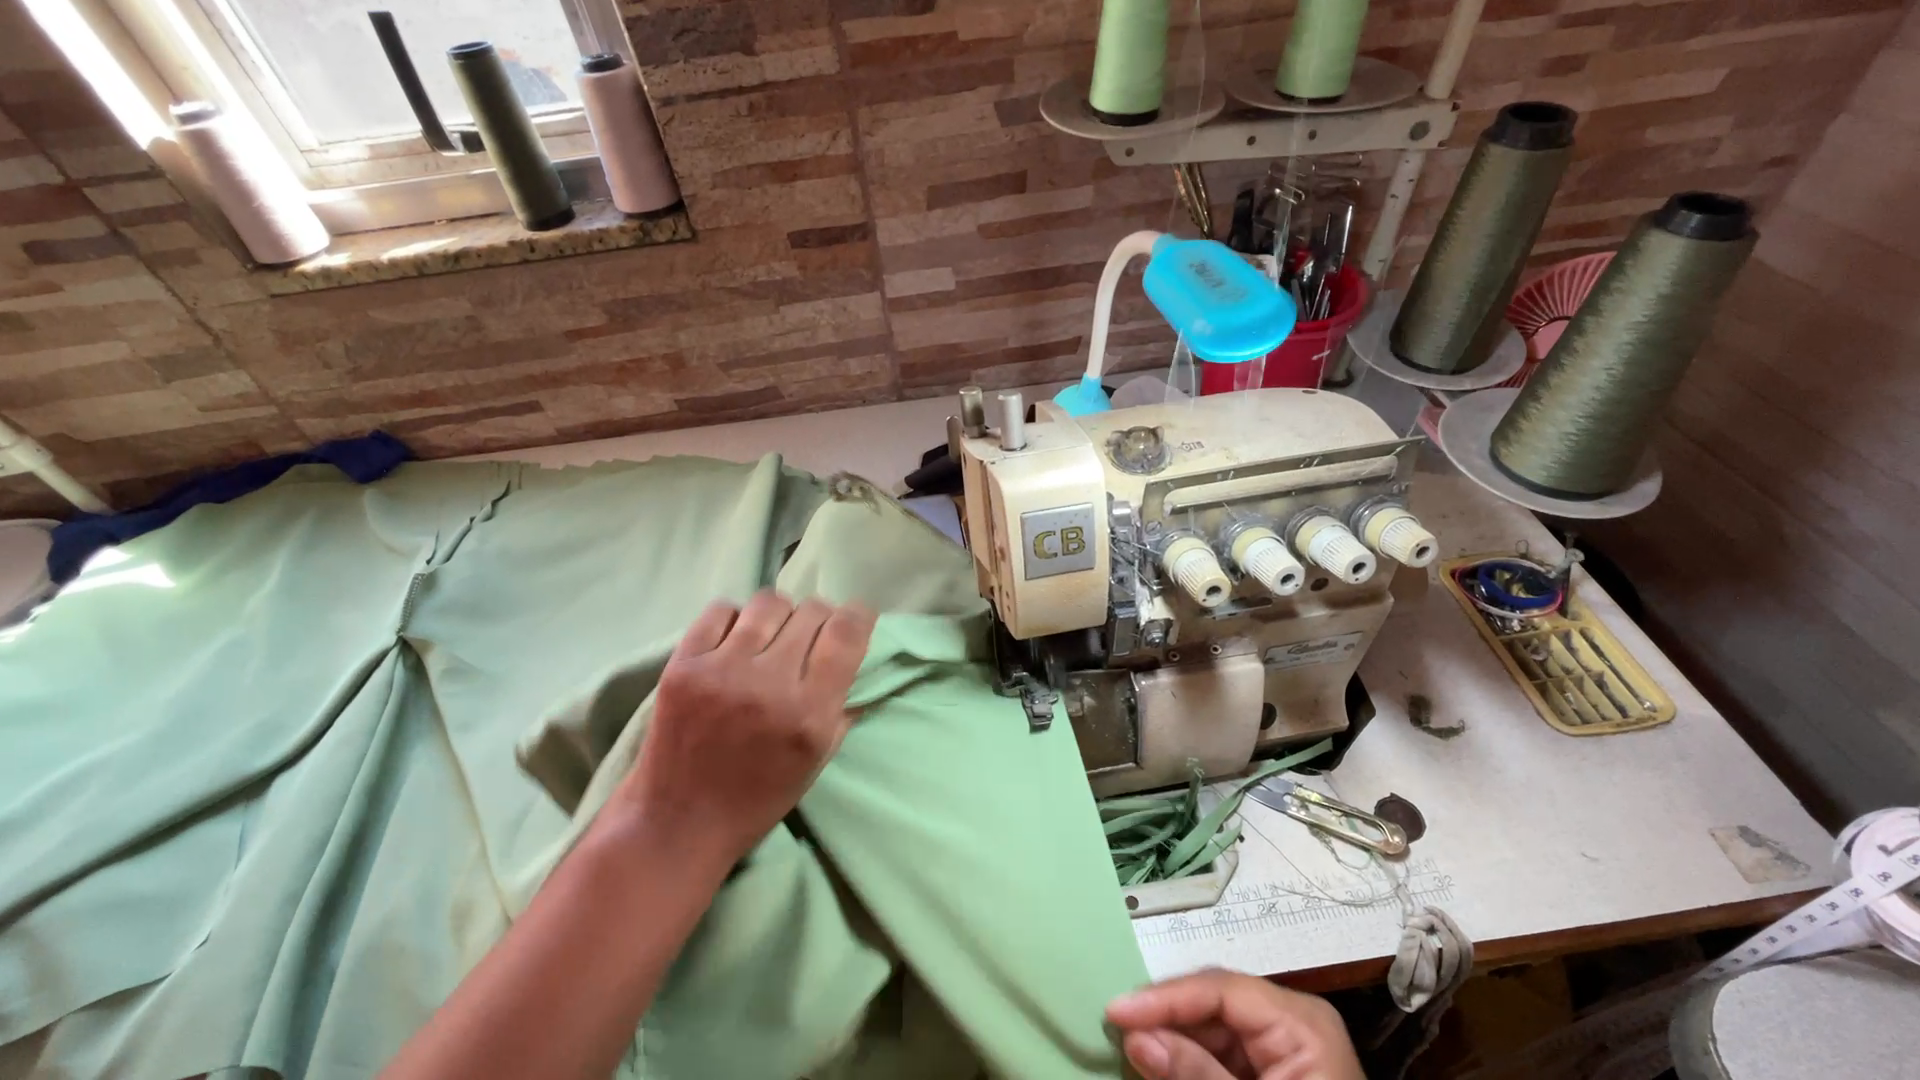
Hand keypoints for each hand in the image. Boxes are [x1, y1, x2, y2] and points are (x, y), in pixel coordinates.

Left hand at [618, 590, 875, 864]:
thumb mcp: (816, 762)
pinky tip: (735, 641)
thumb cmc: (756, 799)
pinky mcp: (682, 665)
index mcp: (809, 714)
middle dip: (822, 618)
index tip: (858, 618)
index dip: (859, 616)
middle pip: (812, 612)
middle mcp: (769, 684)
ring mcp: (722, 670)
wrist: (678, 822)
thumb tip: (855, 660)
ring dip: (781, 614)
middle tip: (813, 635)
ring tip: (773, 635)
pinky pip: (720, 611)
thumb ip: (841, 710)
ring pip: (769, 603)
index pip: (846, 635)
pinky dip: (735, 620)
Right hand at [1106, 971, 1363, 1079]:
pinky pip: (1220, 1055)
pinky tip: (1157, 1064)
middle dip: (1164, 1018)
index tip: (1115, 1011)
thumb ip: (1196, 1076)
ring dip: (1170, 1040)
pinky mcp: (1270, 1071)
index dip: (1164, 997)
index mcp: (1301, 1023)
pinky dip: (1187, 1062)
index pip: (1220, 989)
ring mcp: (1282, 1047)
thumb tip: (1136, 1037)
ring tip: (1128, 1047)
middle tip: (1114, 1029)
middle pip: (1212, 1004)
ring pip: (1211, 1029)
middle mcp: (1291, 1022)